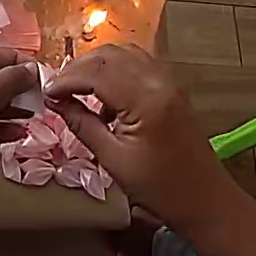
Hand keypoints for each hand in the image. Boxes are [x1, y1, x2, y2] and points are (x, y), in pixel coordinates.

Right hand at [44, 45, 249, 240]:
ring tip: (76, 86)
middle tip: (58, 89)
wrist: (207, 202)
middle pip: (109, 56)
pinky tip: (103, 92)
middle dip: (78, 68)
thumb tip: (55, 102)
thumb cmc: (160, 188)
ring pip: (123, 53)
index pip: (97, 74)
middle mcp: (159, 81)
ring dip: (96, 64)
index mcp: (146, 100)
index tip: (47, 93)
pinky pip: (137, 63)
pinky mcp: (171, 87)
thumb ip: (82, 124)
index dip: (66, 80)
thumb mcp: (113, 159)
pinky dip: (115, 68)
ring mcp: (168, 81)